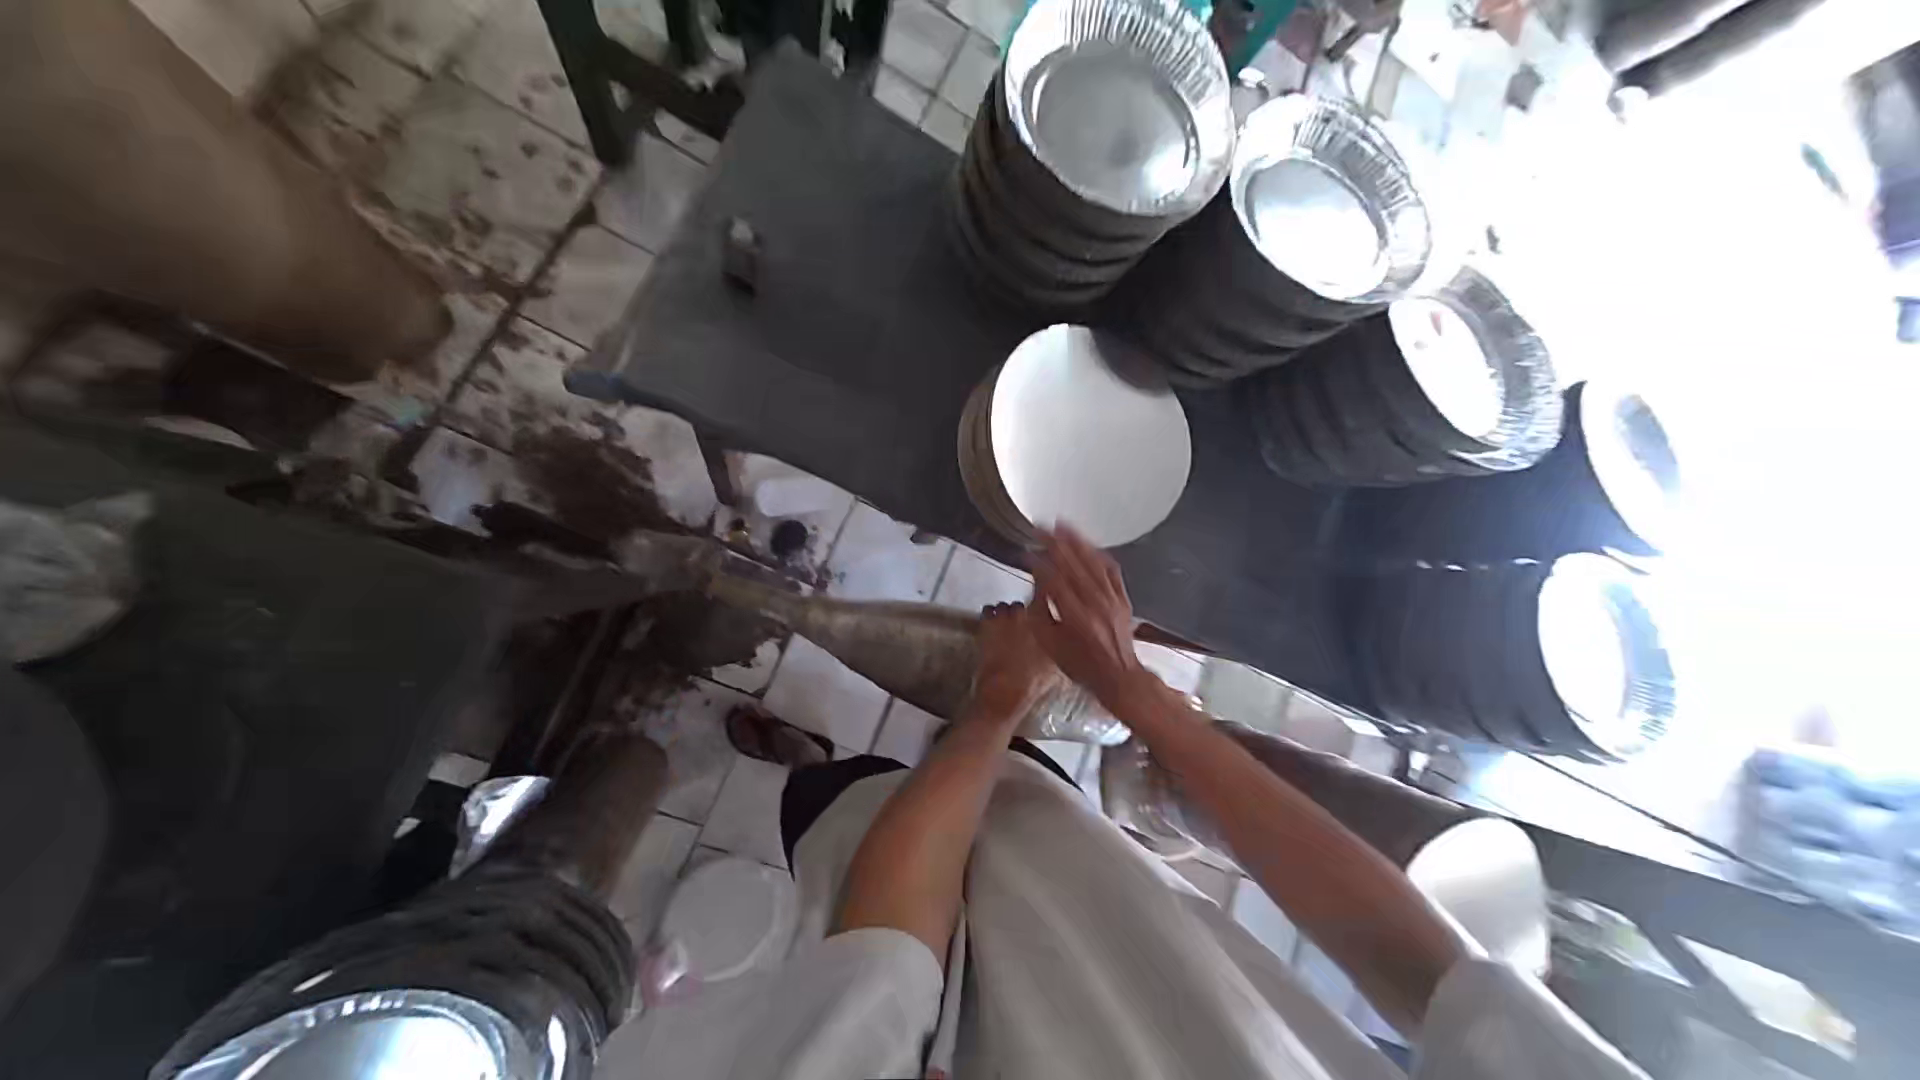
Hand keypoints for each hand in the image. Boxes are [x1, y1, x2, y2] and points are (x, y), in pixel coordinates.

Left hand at [968, 602, 1061, 724]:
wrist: (1005, 690)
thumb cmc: (1031, 682)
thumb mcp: (1057, 667)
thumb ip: (1061, 648)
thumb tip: (1065, 643)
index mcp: (1047, 623)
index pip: (1043, 605)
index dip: (1037, 612)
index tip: (1035, 619)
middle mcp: (1028, 615)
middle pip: (1022, 606)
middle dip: (1018, 616)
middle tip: (1017, 630)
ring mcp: (1008, 616)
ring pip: (1004, 606)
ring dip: (1002, 616)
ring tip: (1002, 631)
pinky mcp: (988, 621)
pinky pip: (988, 610)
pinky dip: (988, 618)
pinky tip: (990, 630)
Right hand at [1029, 526, 1147, 708]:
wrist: (1119, 676)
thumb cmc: (1082, 665)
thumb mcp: (1050, 644)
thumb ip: (1040, 612)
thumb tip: (1036, 584)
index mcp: (1075, 617)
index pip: (1053, 580)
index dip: (1038, 564)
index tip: (1026, 553)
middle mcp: (1096, 604)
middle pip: (1073, 565)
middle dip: (1055, 543)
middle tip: (1040, 528)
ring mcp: (1112, 599)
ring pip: (1093, 562)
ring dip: (1076, 541)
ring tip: (1061, 526)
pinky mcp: (1122, 598)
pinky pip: (1111, 570)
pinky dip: (1098, 554)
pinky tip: (1088, 544)